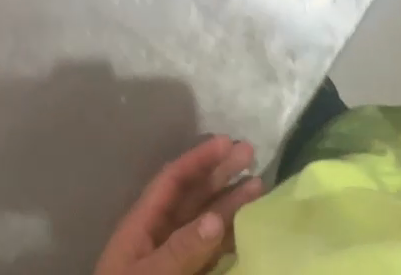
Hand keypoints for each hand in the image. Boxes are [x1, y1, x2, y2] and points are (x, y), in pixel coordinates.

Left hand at [94, 136, 266, 274]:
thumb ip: (180, 250)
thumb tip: (215, 219)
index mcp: (141, 224)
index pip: (172, 181)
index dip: (198, 158)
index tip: (226, 142)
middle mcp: (158, 235)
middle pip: (192, 196)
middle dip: (220, 173)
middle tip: (251, 151)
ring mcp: (172, 259)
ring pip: (205, 222)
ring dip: (230, 202)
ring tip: (259, 184)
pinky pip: (210, 252)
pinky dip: (229, 238)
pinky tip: (248, 228)